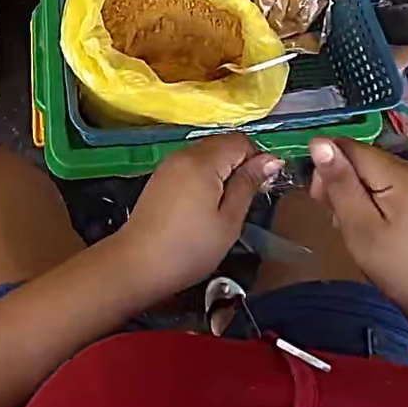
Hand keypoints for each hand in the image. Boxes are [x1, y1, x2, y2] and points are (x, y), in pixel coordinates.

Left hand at [110, 134, 277, 293]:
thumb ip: (248, 184)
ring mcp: (170, 163)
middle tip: (246, 198)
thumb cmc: (189, 248)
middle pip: (223, 143)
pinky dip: (205, 175)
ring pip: (207, 153)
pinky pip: (191, 163)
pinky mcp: (160, 176)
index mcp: (204, 161)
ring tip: (225, 204)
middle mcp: (185, 153)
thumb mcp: (228, 221)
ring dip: (223, 169)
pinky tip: (204, 204)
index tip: (261, 188)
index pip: (241, 141)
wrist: (135, 265)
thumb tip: (272, 159)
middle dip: (240, 163)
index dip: (257, 159)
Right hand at [309, 138, 407, 309]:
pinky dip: (363, 199)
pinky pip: (377, 183)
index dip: (327, 168)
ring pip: (364, 170)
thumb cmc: (396, 265)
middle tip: (337, 218)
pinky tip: (366, 224)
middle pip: (357, 157)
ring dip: (349, 193)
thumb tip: (317, 141)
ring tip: (352, 225)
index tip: (321, 200)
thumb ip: (339, 181)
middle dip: (338, 182)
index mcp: (398, 172)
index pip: (348, 147)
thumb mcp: (359, 224)